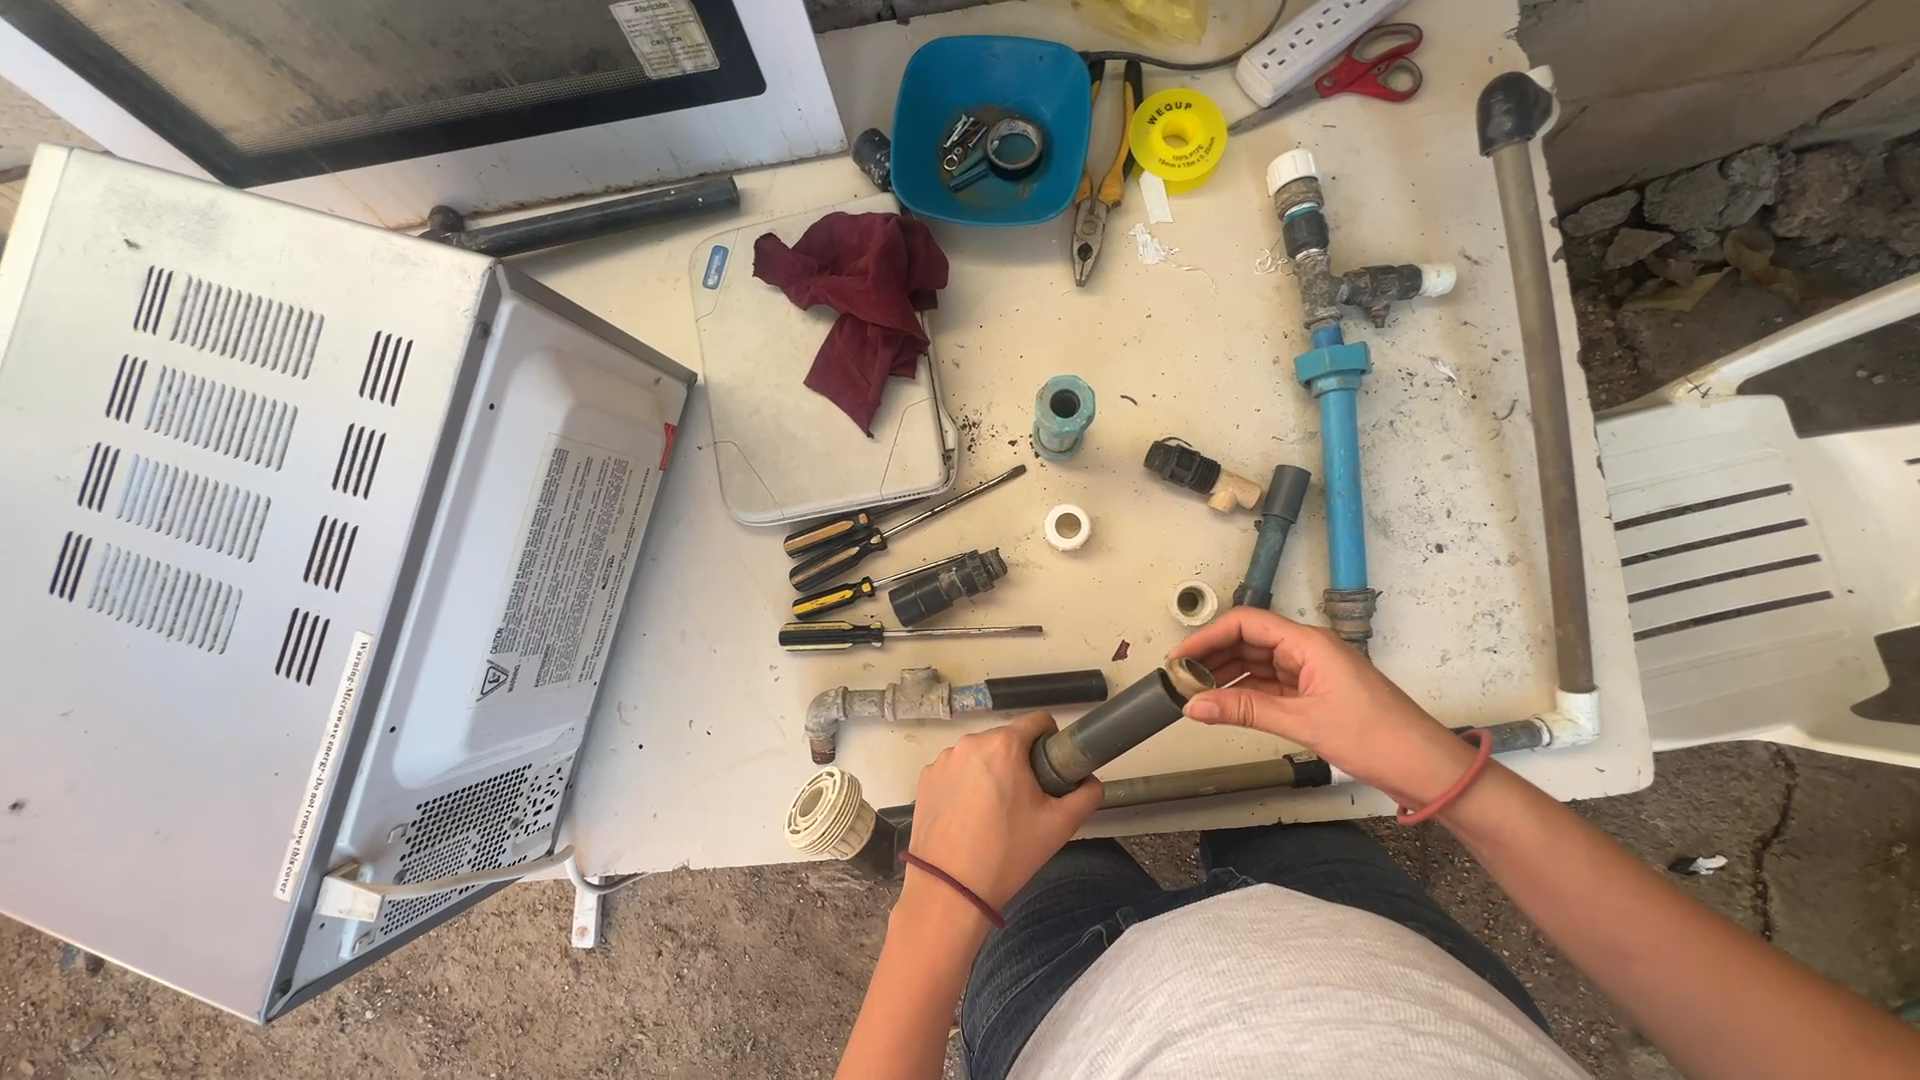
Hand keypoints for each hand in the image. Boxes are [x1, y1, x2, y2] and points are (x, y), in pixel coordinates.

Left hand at [907, 711, 1102, 911]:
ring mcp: (943, 760)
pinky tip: (968, 817)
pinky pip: (956, 771)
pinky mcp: (925, 779)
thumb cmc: (1008, 853)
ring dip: (991, 772)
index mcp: (1004, 745)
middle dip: (1020, 762)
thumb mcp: (1060, 826)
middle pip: (1007, 740)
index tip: (1051, 769)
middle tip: (1025, 802)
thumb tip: (1089, 780)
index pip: (1038, 721)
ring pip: (980, 755)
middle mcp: (970, 743)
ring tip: (994, 814)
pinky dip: (965, 785)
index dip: (1051, 741)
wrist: (950, 890)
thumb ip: (1087, 794)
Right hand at [1168, 608, 1475, 806]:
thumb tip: (1194, 705)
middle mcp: (1308, 649)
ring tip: (1195, 693)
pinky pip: (1270, 683)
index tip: (1180, 658)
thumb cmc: (1375, 738)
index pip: (1246, 623)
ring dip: (1226, 675)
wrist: (1425, 768)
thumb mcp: (1301, 722)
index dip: (1208, 637)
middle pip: (1248, 640)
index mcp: (1308, 642)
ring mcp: (1312, 671)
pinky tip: (1224, 704)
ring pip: (1257, 662)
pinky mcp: (1315, 692)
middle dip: (1213, 656)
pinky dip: (1245, 691)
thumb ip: (1243, 710)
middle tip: (1181, 679)